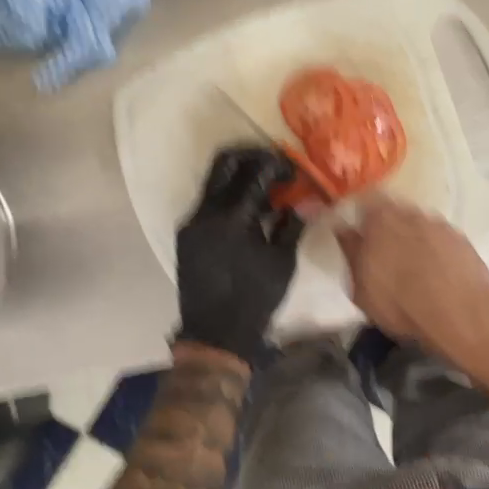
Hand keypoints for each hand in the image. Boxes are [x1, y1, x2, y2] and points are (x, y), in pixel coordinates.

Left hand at [174, 147, 306, 361]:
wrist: (215, 332)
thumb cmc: (255, 299)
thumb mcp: (282, 262)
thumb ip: (292, 225)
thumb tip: (302, 201)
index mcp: (233, 218)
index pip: (255, 171)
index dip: (277, 164)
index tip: (293, 170)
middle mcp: (206, 212)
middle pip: (225, 162)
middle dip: (252, 156)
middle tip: (274, 164)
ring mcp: (192, 221)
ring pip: (213, 181)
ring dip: (239, 176)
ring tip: (264, 190)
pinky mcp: (186, 233)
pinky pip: (207, 202)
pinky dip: (228, 197)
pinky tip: (248, 213)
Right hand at [336, 200, 488, 366]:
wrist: (460, 315)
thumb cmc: (401, 304)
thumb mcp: (361, 289)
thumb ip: (351, 253)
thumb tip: (344, 230)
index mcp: (380, 219)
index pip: (367, 203)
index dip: (365, 218)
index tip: (363, 234)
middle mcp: (412, 213)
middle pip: (396, 213)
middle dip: (391, 230)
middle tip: (388, 256)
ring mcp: (442, 225)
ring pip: (421, 227)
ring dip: (416, 241)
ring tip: (416, 270)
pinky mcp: (464, 241)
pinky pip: (443, 242)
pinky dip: (438, 253)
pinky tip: (439, 275)